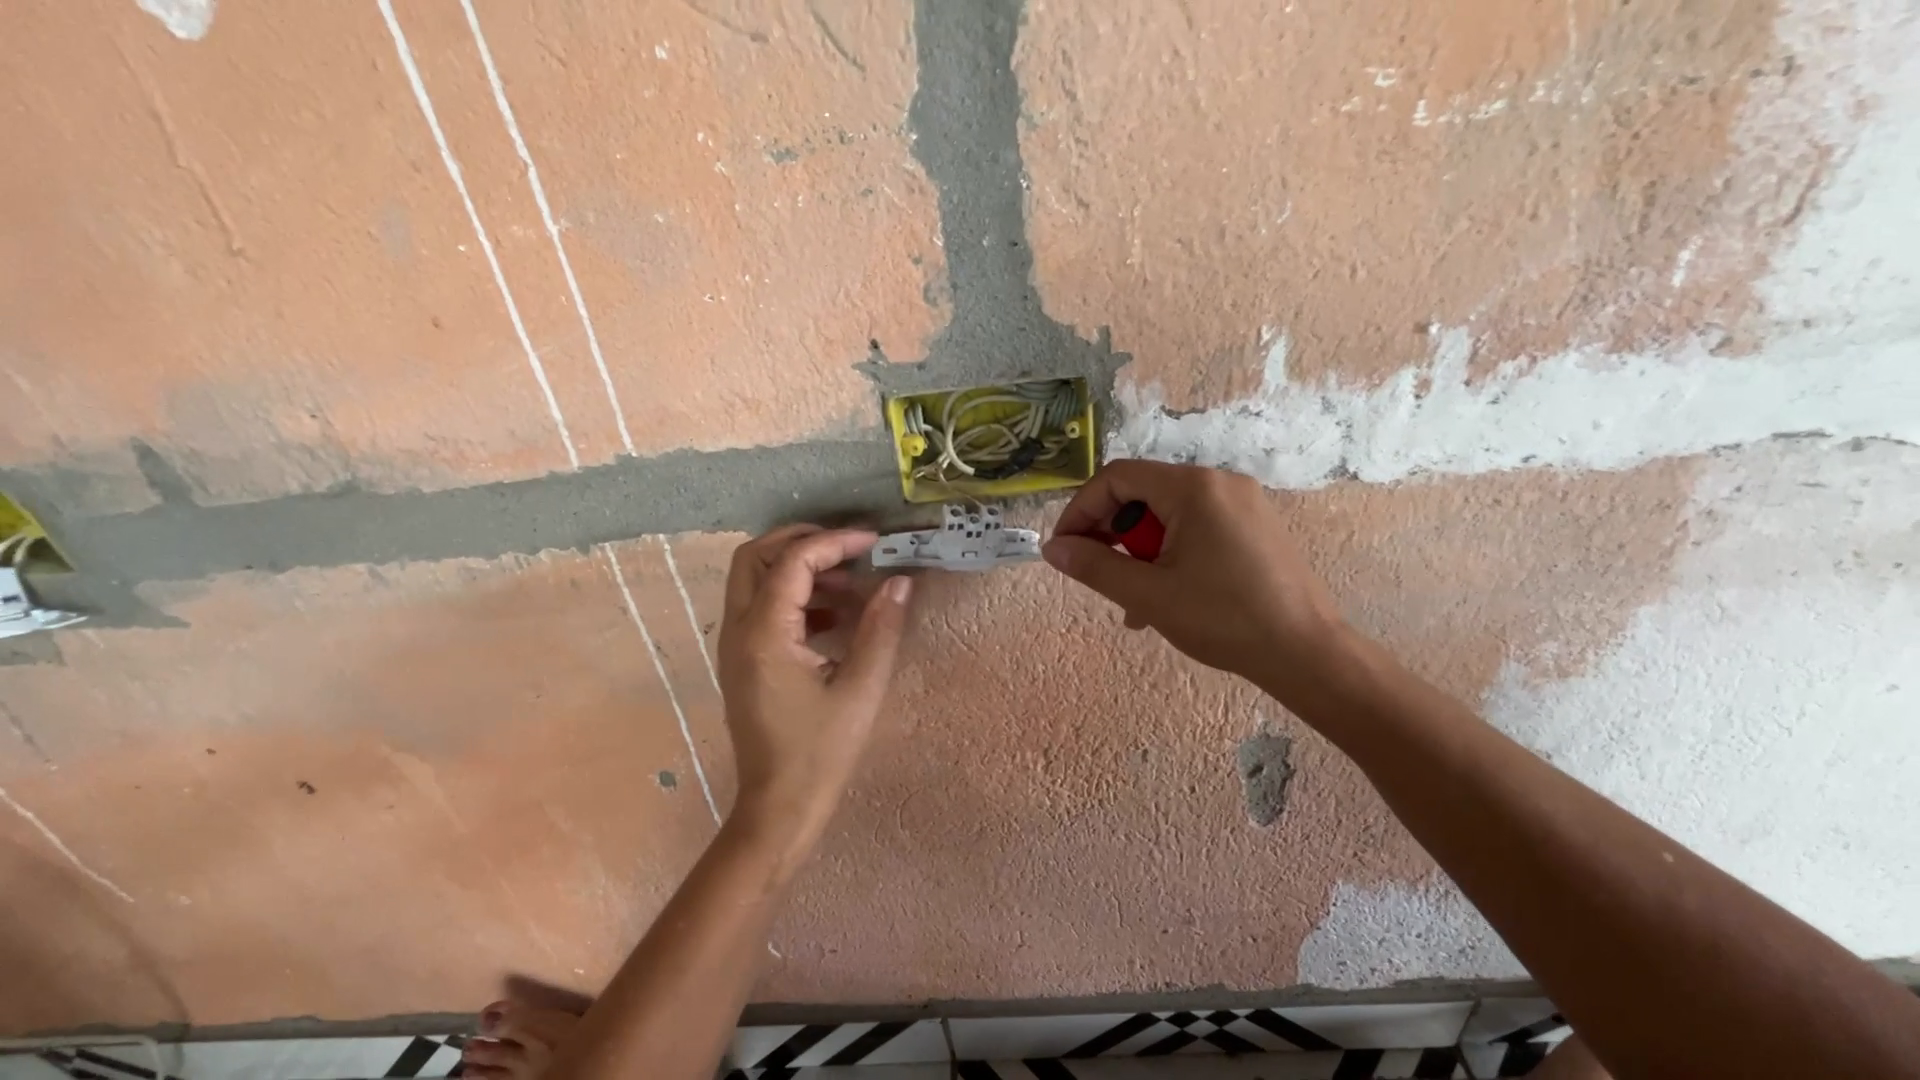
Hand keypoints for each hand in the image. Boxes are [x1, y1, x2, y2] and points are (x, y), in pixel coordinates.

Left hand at [717, 526, 913, 840]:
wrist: (778, 806)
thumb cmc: (821, 752)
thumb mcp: (860, 690)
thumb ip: (880, 629)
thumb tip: (900, 581)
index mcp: (764, 634)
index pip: (792, 561)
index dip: (834, 542)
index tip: (874, 542)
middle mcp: (738, 631)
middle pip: (755, 557)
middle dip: (801, 541)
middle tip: (849, 547)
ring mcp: (734, 647)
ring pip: (753, 580)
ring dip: (796, 568)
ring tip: (849, 583)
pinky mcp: (741, 662)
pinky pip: (758, 608)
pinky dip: (791, 596)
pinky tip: (834, 618)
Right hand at [1043, 460, 1346, 683]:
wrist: (1306, 651)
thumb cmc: (1224, 619)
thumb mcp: (1149, 595)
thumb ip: (1095, 567)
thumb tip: (1052, 549)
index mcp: (1193, 488)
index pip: (1117, 478)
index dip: (1081, 511)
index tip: (1065, 551)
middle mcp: (1219, 482)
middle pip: (1143, 494)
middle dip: (1113, 536)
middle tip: (1101, 578)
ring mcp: (1242, 503)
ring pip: (1169, 515)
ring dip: (1141, 552)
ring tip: (1134, 604)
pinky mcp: (1255, 526)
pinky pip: (1196, 528)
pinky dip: (1171, 554)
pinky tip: (1167, 598)